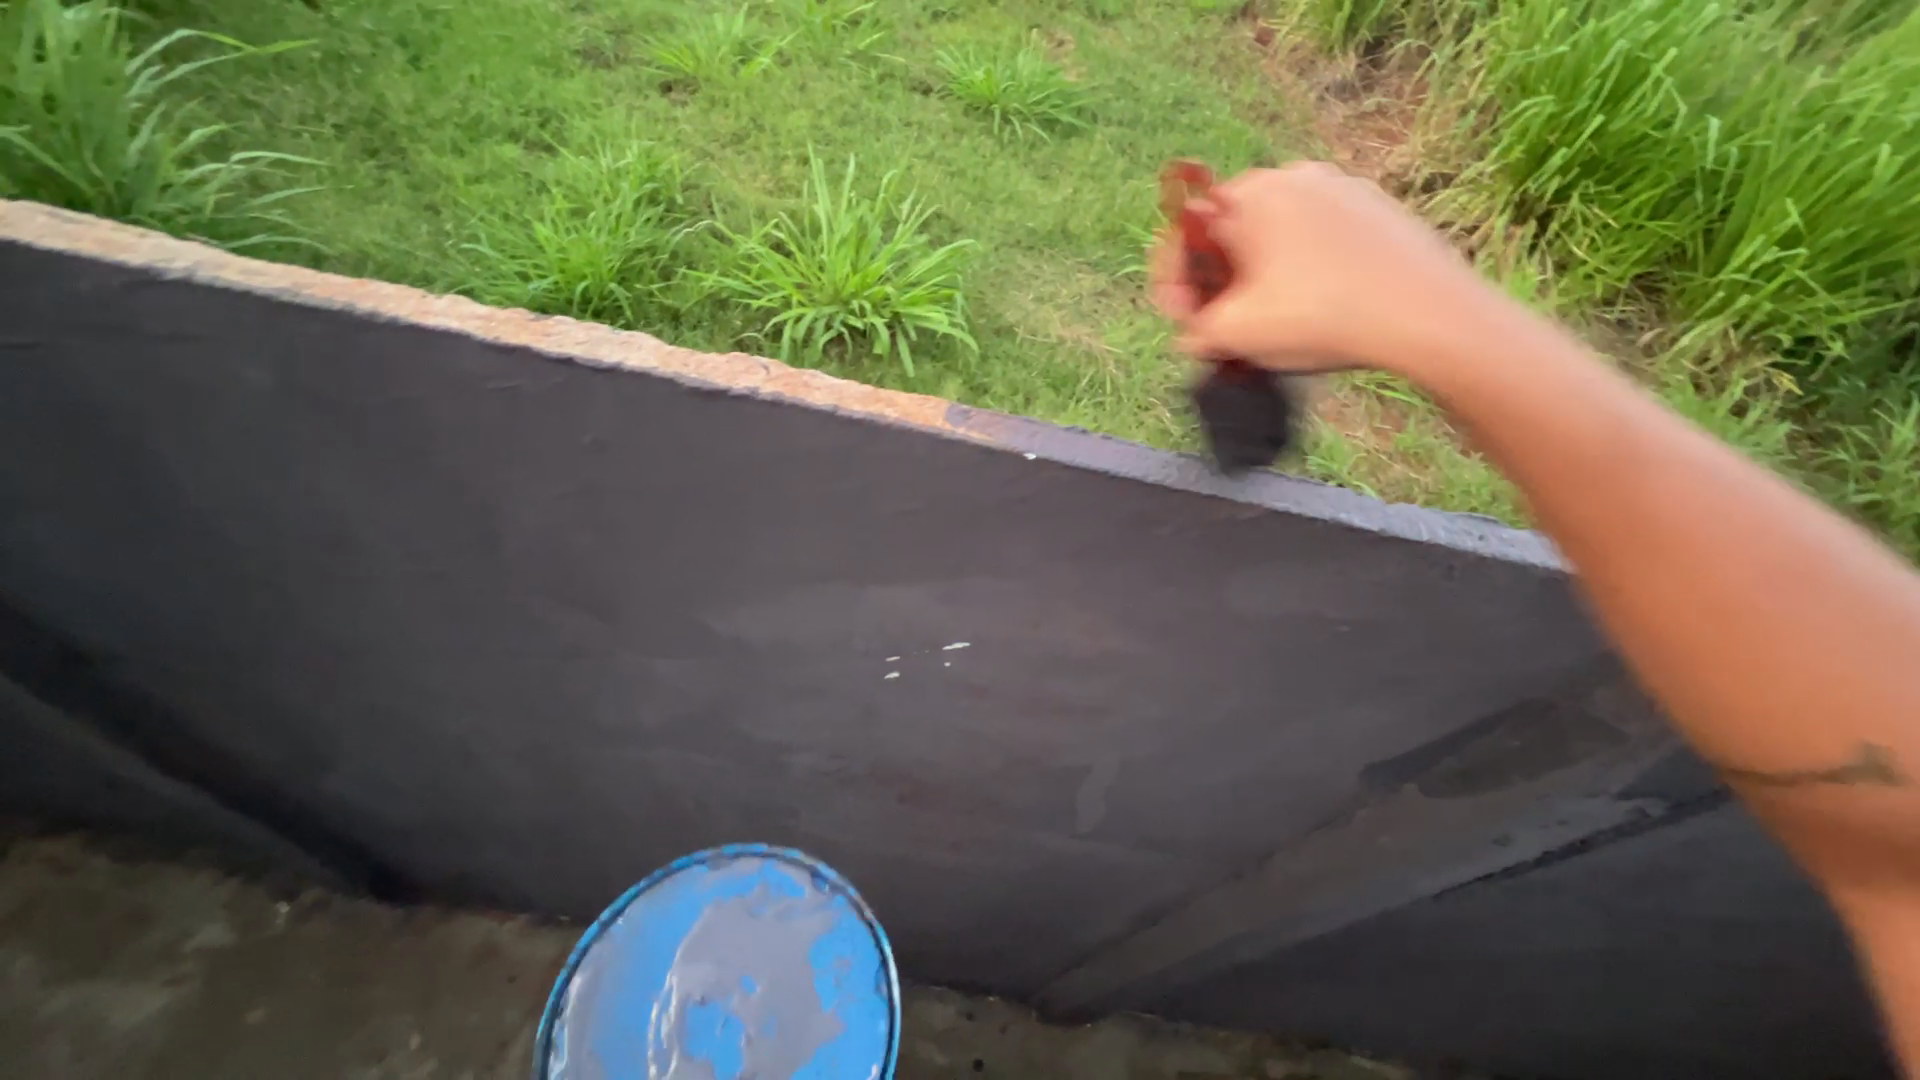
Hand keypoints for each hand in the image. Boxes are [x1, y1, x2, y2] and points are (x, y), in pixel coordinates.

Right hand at [1150, 162, 1503, 378]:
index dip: (1173, 284)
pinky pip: (1315, 239)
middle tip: (1222, 326)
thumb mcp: (1234, 335)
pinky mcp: (1375, 207)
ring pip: (1273, 236)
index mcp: (1248, 195)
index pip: (1184, 236)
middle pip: (1229, 234)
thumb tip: (1194, 333)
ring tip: (1268, 324)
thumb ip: (1194, 331)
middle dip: (1218, 282)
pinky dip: (1301, 270)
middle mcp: (1290, 176)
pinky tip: (1312, 309)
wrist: (1426, 314)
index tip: (1182, 322)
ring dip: (1258, 277)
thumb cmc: (1320, 317)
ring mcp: (1339, 187)